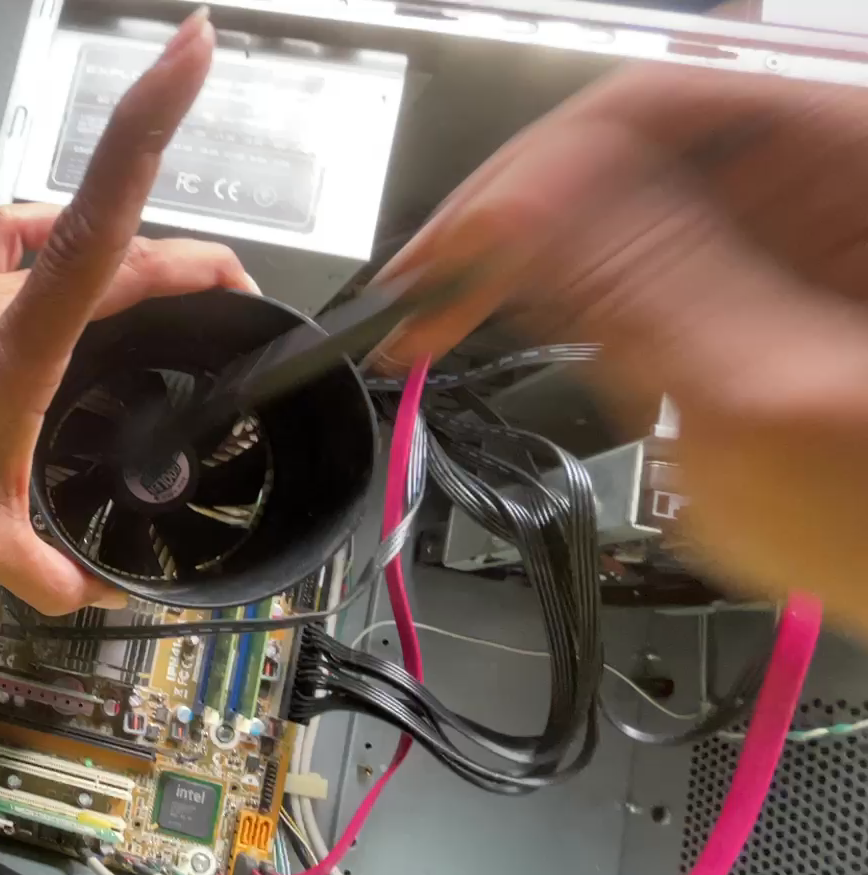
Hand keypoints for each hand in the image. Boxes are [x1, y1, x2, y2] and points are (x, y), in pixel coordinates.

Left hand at [0, 10, 254, 614]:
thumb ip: (54, 578)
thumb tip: (109, 595)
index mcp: (14, 355)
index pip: (95, 237)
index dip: (143, 140)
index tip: (190, 59)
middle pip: (110, 241)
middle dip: (190, 256)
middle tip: (234, 296)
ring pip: (67, 233)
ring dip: (128, 242)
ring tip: (174, 285)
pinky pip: (15, 238)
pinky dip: (57, 235)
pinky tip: (75, 262)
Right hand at [379, 65, 867, 629]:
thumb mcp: (759, 405)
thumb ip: (639, 292)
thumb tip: (511, 212)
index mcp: (865, 178)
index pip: (654, 110)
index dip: (524, 178)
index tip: (438, 260)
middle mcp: (823, 186)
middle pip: (615, 154)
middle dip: (496, 225)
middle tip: (412, 300)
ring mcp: (774, 236)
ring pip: (598, 208)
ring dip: (500, 261)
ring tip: (428, 320)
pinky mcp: (730, 286)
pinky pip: (609, 261)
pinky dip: (534, 291)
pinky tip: (487, 320)